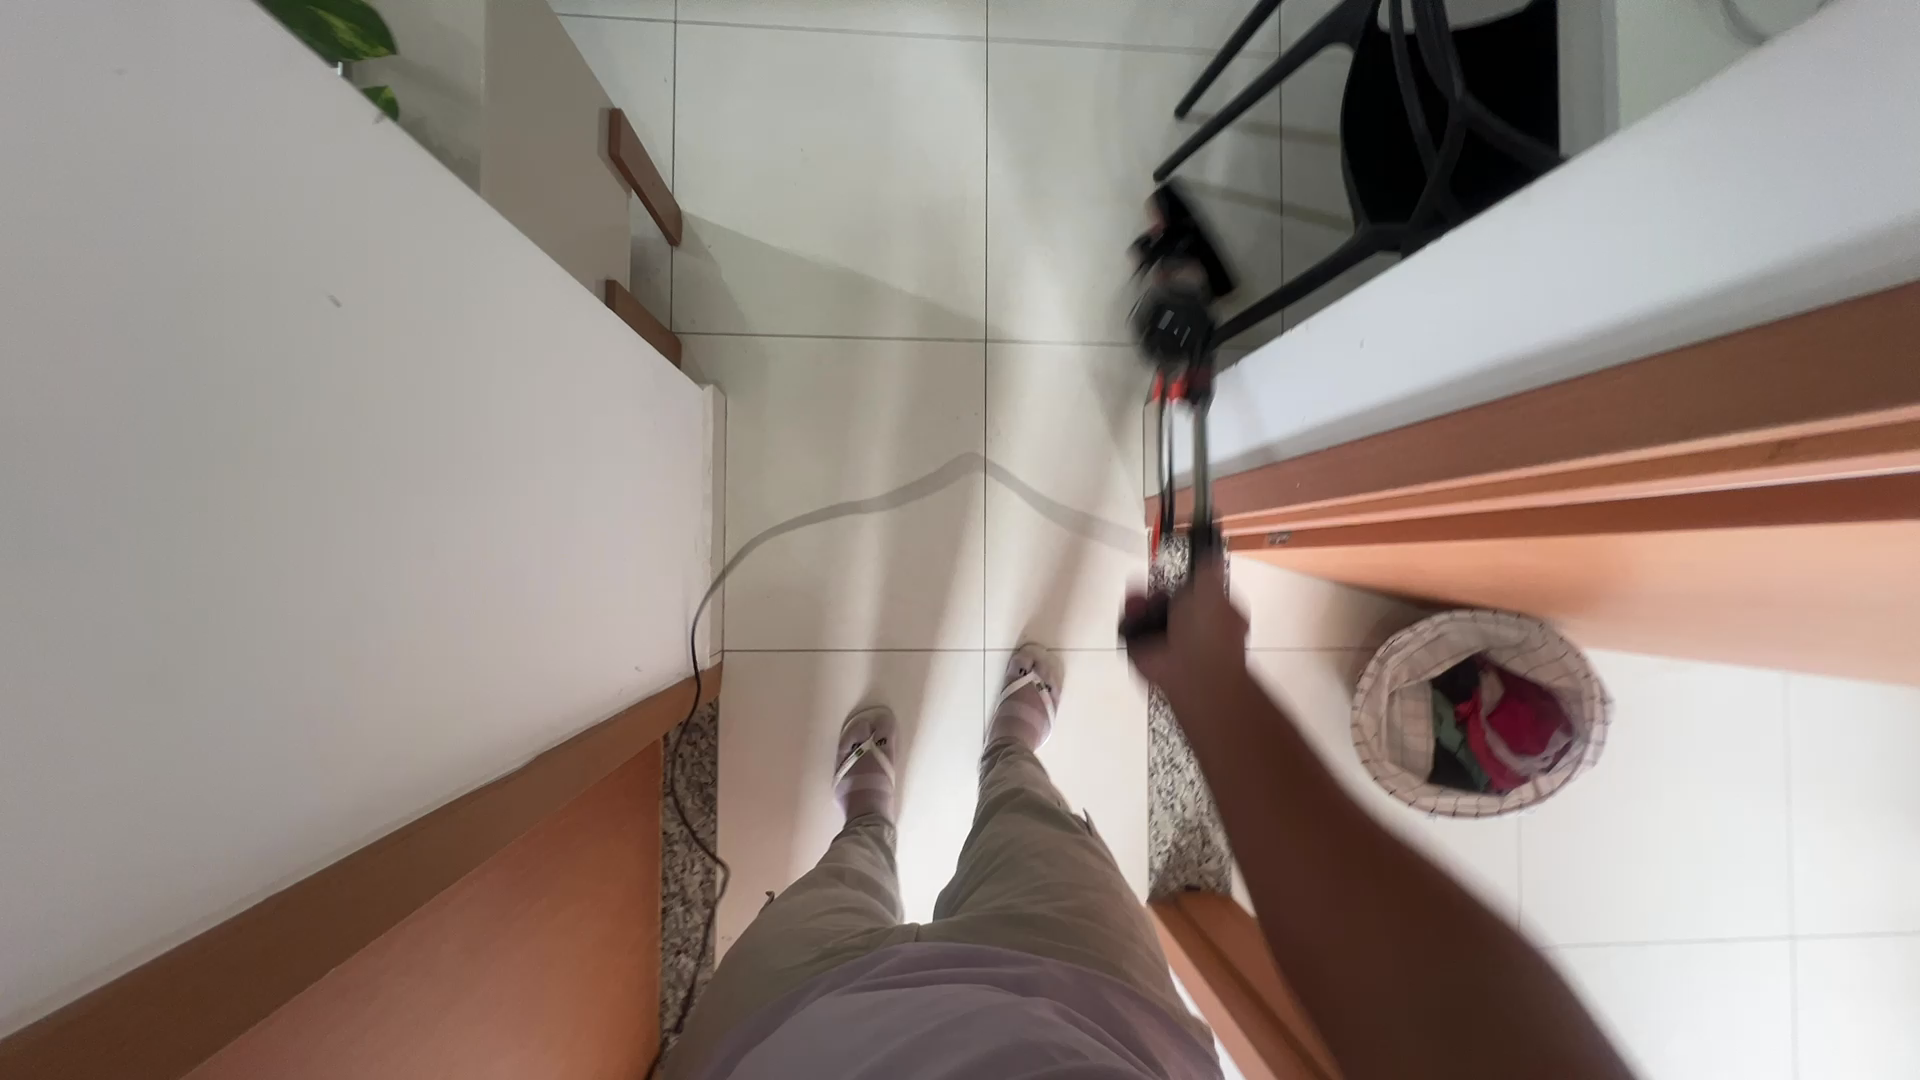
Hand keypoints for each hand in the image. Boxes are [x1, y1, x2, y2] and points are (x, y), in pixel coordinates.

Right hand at [1122, 555, 1249, 697]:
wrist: (1189, 671)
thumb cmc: (1209, 632)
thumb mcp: (1212, 586)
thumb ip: (1208, 564)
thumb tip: (1210, 545)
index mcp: (1218, 613)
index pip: (1201, 591)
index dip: (1187, 580)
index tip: (1175, 569)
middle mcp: (1195, 628)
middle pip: (1170, 601)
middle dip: (1157, 589)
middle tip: (1151, 582)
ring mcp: (1170, 641)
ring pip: (1150, 613)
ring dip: (1141, 602)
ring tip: (1138, 597)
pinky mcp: (1146, 651)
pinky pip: (1134, 629)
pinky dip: (1130, 620)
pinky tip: (1132, 610)